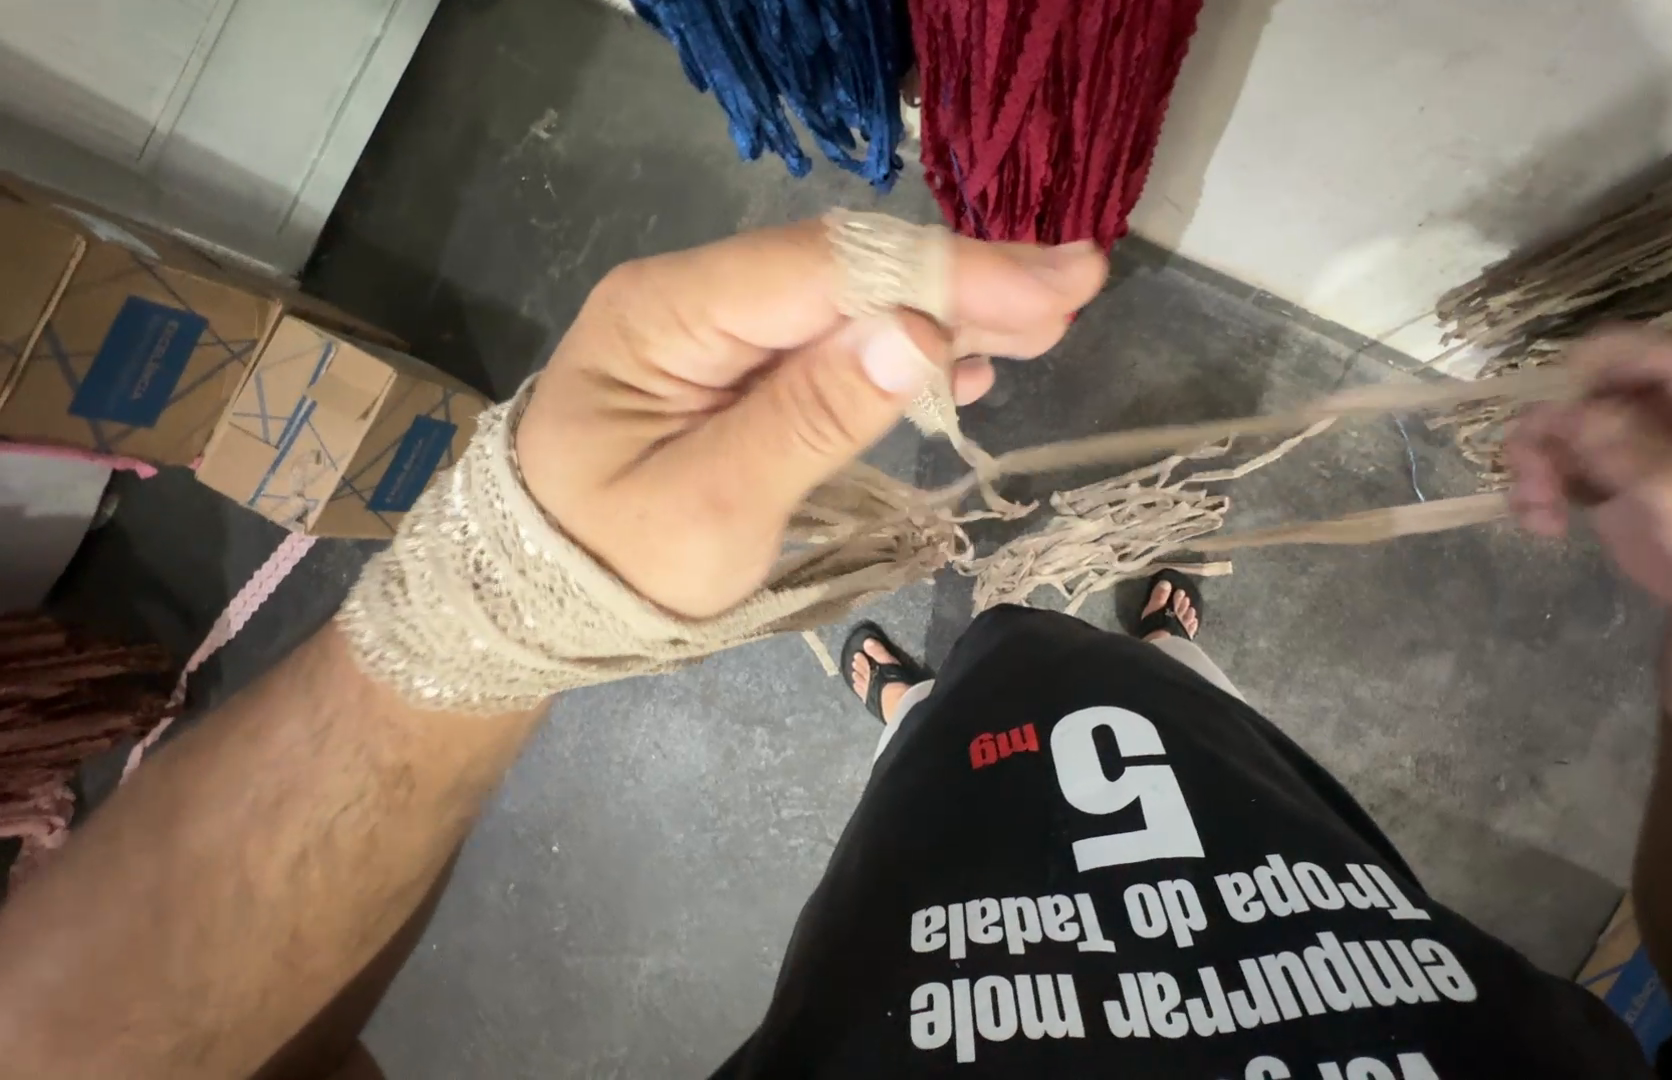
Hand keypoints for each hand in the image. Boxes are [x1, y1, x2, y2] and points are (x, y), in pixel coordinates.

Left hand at [514, 218, 1106, 617]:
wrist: (536, 598)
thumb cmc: (611, 564)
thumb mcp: (711, 506)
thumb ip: (810, 419)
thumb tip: (917, 336)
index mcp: (675, 313)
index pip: (830, 271)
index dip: (947, 276)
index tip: (1050, 290)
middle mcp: (704, 301)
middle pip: (852, 271)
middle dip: (968, 278)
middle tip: (1077, 282)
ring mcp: (730, 337)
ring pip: (858, 306)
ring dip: (955, 313)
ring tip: (1048, 320)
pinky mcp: (751, 376)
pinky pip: (842, 350)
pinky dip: (912, 356)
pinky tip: (973, 365)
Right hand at [1506, 328, 1671, 650]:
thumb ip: (1629, 447)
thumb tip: (1562, 410)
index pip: (1651, 356)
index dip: (1600, 361)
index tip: (1554, 386)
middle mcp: (1670, 421)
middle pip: (1588, 398)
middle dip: (1552, 434)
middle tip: (1536, 476)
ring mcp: (1637, 458)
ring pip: (1561, 438)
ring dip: (1536, 468)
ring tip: (1536, 510)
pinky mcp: (1610, 494)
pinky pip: (1557, 477)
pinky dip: (1538, 497)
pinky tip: (1542, 526)